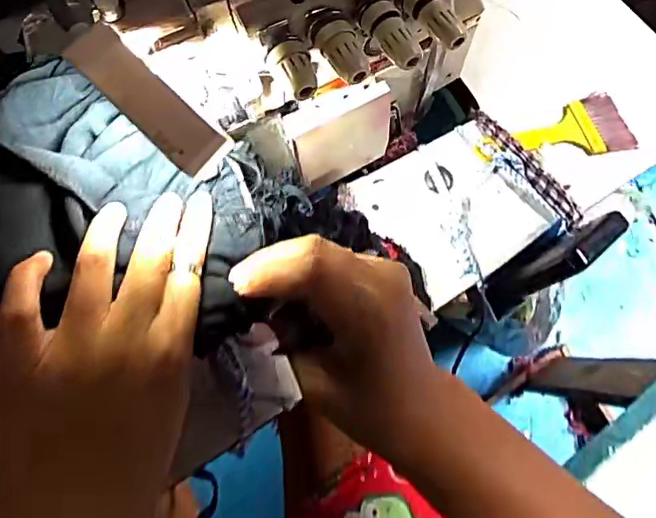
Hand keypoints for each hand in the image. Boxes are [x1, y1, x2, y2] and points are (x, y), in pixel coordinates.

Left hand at [0, 191, 213, 517]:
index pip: (189, 270)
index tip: (198, 205)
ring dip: (107, 229)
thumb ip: (177, 338)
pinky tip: (42, 258)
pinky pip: (19, 305)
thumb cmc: (135, 459)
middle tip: (169, 199)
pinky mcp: (20, 364)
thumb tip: (180, 286)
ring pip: (93, 264)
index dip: (196, 230)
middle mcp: (124, 339)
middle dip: (165, 219)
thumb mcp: (174, 394)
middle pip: (152, 258)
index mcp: (167, 350)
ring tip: (115, 213)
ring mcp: (69, 347)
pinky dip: (28, 274)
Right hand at [227, 236, 446, 454]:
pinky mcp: (381, 266)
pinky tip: (290, 292)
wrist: (420, 404)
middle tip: (238, 287)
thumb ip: (284, 347)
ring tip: (259, 291)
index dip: (270, 269)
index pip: (314, 266)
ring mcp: (384, 265)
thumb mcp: (316, 386)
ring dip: (288, 264)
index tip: (235, 286)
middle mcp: (380, 274)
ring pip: (323, 249)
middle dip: (272, 263)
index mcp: (368, 307)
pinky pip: (334, 257)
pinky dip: (306, 269)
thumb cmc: (369, 407)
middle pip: (316, 249)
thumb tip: (255, 320)